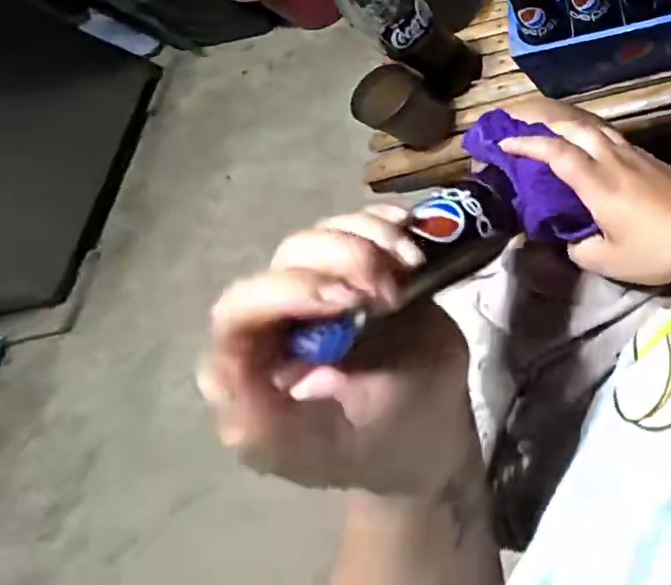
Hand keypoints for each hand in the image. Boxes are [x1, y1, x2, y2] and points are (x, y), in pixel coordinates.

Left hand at [197, 205, 476, 496]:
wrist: (430, 420)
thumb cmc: (380, 442)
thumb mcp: (336, 448)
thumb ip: (298, 416)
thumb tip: (291, 371)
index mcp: (253, 373)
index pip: (239, 313)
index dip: (286, 292)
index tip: (350, 300)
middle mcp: (278, 320)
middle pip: (289, 258)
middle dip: (345, 259)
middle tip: (393, 288)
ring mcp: (320, 284)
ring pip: (325, 233)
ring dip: (371, 237)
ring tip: (412, 266)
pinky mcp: (358, 265)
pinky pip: (361, 224)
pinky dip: (387, 222)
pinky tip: (412, 238)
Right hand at [500, 118, 670, 284]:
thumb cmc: (659, 247)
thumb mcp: (611, 260)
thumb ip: (580, 248)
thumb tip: (570, 238)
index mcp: (597, 182)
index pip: (554, 153)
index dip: (527, 144)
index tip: (504, 141)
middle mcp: (611, 158)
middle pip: (573, 126)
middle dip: (542, 119)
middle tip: (519, 120)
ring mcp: (632, 153)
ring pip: (593, 125)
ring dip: (566, 120)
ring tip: (548, 124)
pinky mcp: (648, 156)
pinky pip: (609, 134)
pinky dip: (588, 130)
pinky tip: (587, 141)